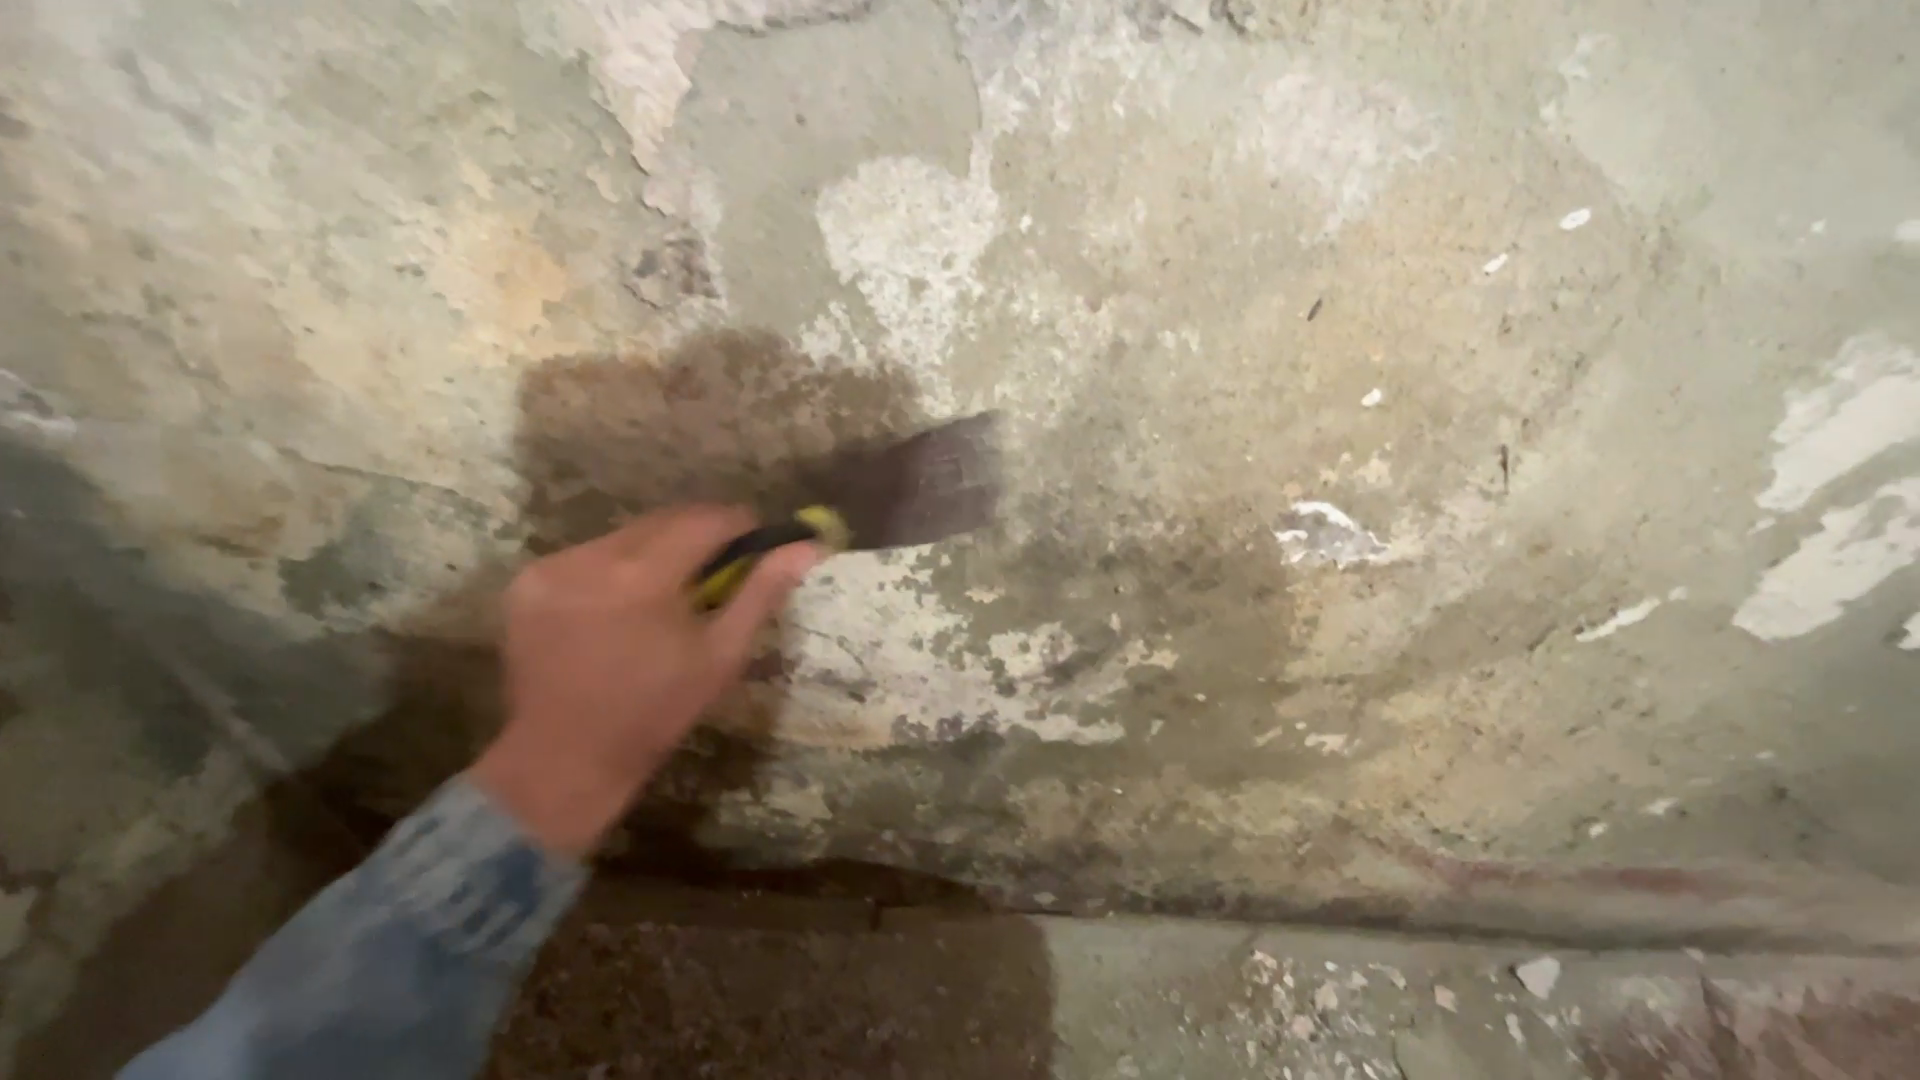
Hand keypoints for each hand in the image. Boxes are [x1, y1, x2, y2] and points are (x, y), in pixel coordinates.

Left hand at [468, 505, 818, 856]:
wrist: (566, 758)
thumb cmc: (657, 711)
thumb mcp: (721, 655)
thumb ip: (762, 592)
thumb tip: (807, 546)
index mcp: (644, 577)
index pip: (703, 520)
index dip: (737, 523)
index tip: (756, 539)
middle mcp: (592, 558)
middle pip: (662, 520)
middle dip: (697, 533)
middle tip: (719, 565)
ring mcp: (552, 568)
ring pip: (624, 535)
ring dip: (655, 549)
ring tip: (668, 589)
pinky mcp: (526, 583)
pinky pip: (587, 555)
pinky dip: (614, 567)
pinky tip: (620, 603)